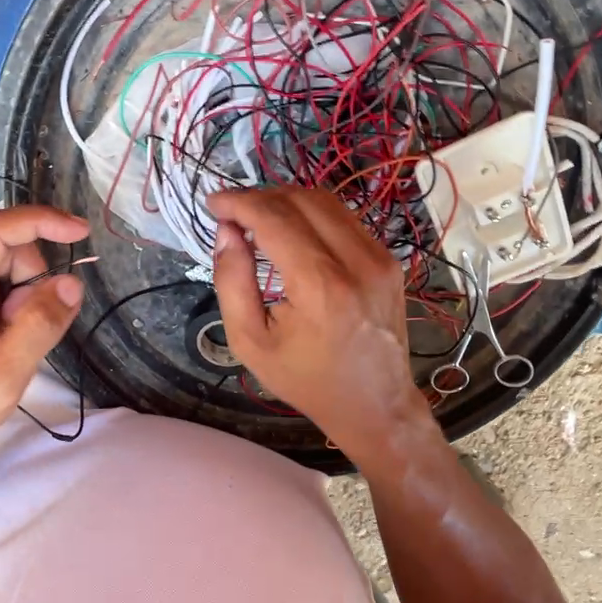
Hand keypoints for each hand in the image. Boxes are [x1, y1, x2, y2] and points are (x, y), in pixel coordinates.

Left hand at [0, 206, 88, 481]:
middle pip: (9, 248)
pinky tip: (6, 337)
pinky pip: (6, 283)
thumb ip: (38, 327)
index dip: (40, 221)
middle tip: (24, 330)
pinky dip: (18, 306)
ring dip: (26, 296)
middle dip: (33, 280)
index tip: (81, 231)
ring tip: (10, 340)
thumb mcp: (3, 375)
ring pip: (12, 265)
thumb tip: (73, 282)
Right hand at [208, 188, 432, 461]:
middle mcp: (356, 262)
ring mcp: (380, 258)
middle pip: (300, 200)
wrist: (374, 405)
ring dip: (285, 201)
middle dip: (259, 197)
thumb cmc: (305, 379)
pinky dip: (310, 214)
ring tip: (256, 217)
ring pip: (325, 202)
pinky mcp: (389, 260)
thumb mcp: (249, 341)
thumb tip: (226, 231)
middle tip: (231, 212)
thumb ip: (231, 281)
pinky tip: (290, 231)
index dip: (238, 202)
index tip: (212, 202)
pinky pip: (344, 218)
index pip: (274, 218)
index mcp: (319, 286)